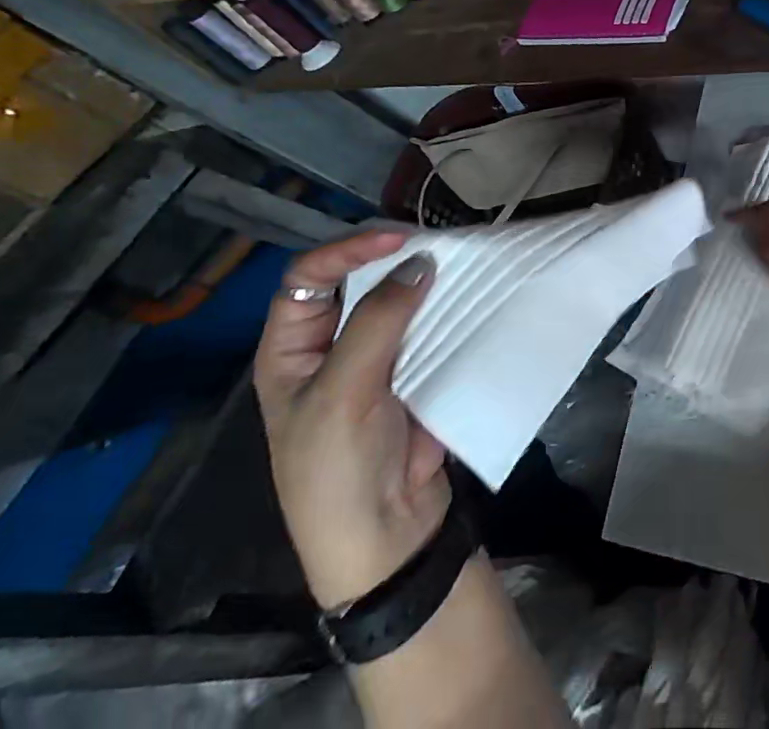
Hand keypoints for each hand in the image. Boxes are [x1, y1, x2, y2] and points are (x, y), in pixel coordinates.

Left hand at [253, 231, 449, 609]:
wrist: (385, 529)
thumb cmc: (337, 466)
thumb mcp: (342, 393)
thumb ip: (376, 324)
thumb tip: (419, 263)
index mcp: (292, 350)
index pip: (310, 280)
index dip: (349, 252)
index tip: (401, 239)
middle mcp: (334, 348)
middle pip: (360, 286)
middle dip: (394, 261)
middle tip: (442, 246)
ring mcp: (382, 362)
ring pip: (403, 307)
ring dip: (429, 285)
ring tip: (466, 265)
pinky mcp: (422, 375)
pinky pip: (435, 333)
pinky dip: (454, 313)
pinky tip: (476, 299)